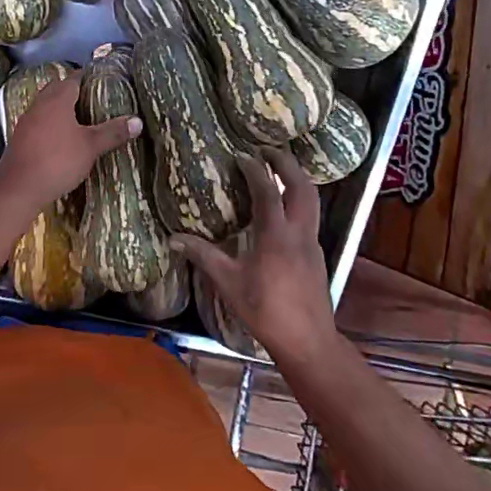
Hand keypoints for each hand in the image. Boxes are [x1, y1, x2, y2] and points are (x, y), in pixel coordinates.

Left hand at [0, 72, 140, 208]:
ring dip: (59, 109)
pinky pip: (38, 123)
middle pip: (56, 90)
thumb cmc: (58, 161)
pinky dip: (50, 125)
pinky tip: (60, 138)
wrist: (19, 188)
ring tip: (78, 118)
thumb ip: (113, 132)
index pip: (72, 79)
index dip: (85, 78)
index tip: (99, 81)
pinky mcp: (19, 139)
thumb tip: (138, 121)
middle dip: (72, 92)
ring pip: (45, 107)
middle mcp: (39, 105)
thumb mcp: (90, 146)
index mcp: (56, 100)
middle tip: (91, 99)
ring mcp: (25, 122)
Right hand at [171, 148, 338, 362]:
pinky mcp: (317, 255)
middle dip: (287, 164)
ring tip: (278, 171)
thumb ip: (203, 256)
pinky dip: (299, 201)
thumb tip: (173, 239)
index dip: (255, 170)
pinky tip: (284, 210)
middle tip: (268, 150)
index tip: (242, 156)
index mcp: (276, 235)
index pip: (268, 190)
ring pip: (312, 200)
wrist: (308, 340)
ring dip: (297, 180)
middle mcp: (299, 232)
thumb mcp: (228, 283)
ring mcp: (312, 243)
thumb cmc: (265, 311)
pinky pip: (311, 216)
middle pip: (301, 186)